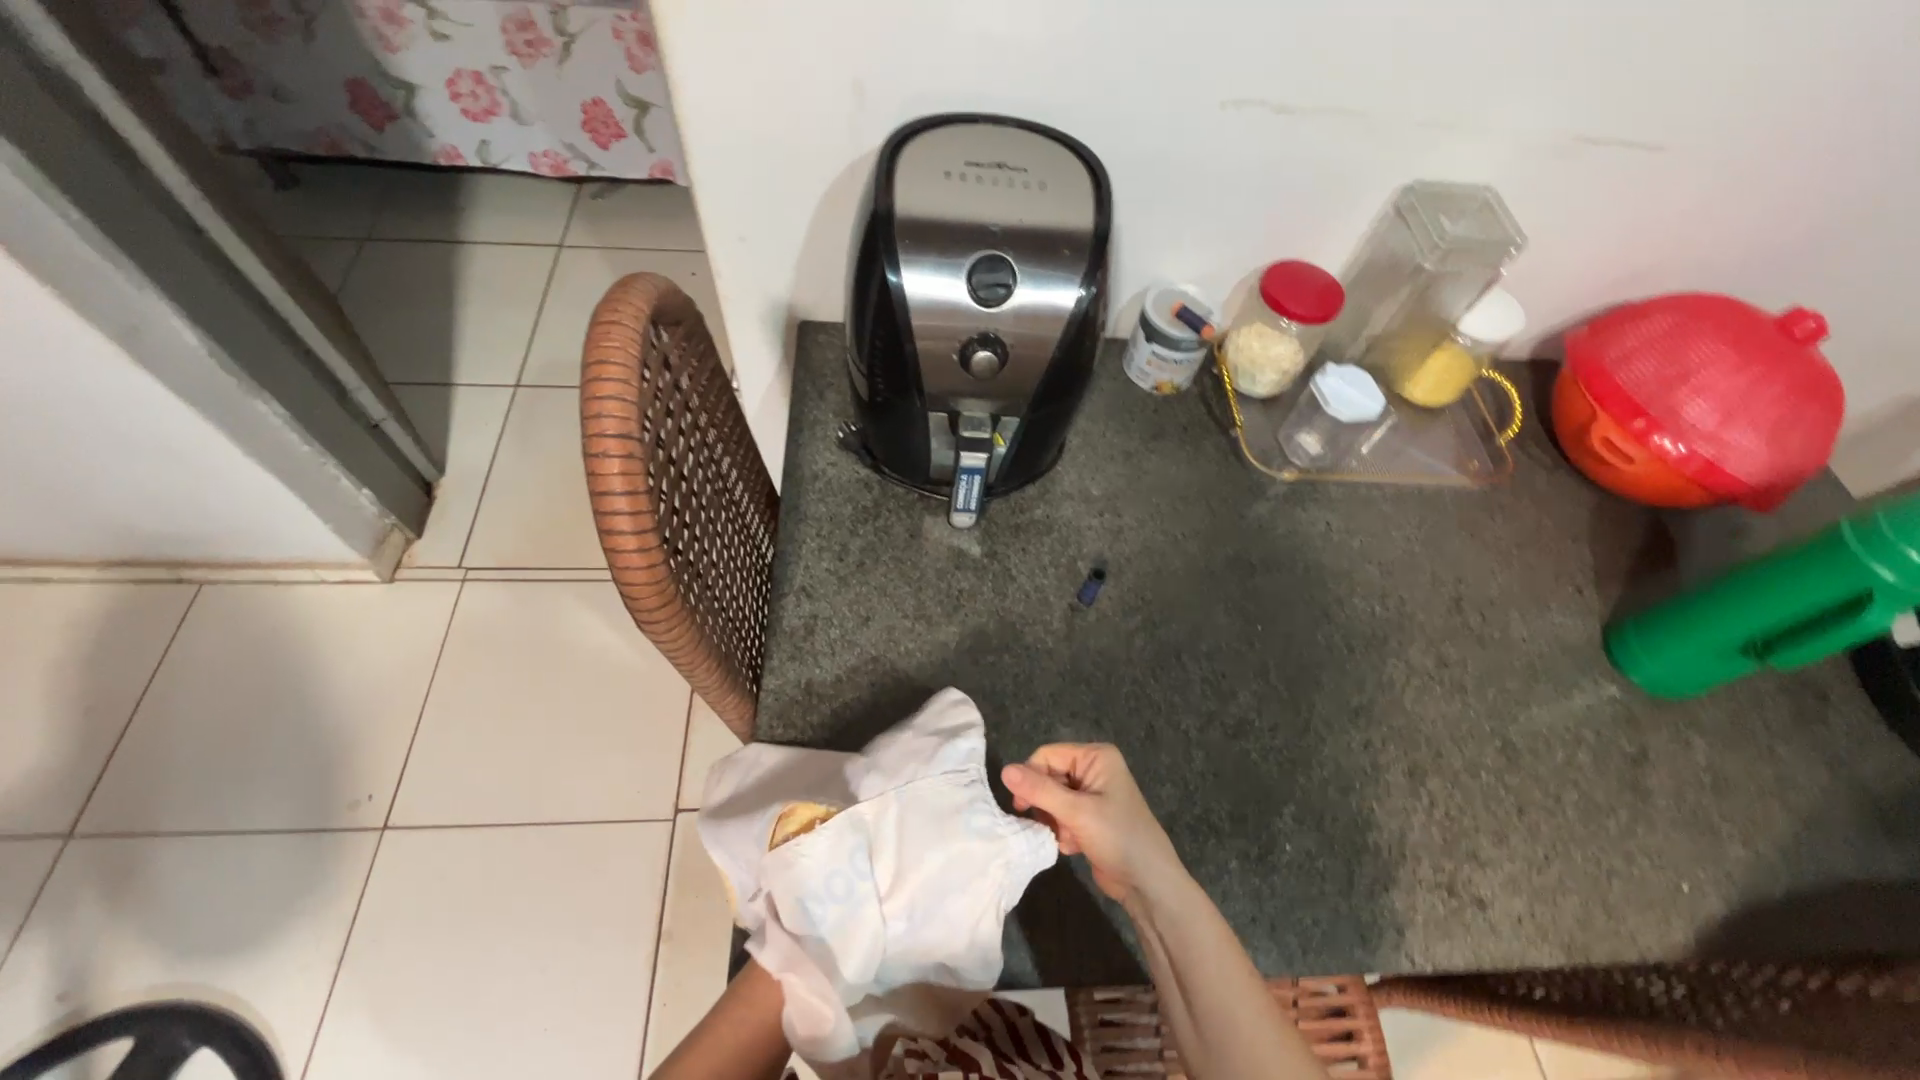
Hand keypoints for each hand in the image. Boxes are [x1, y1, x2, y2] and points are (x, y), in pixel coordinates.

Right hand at [1001, 743, 1182, 901]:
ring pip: (1052, 799)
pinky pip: (1061, 815)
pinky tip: (1073, 846)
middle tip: (1046, 825)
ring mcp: (1093, 794)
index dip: (1031, 777)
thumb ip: (1039, 790)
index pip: (1047, 755)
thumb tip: (1004, 770)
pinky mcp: (1090, 817)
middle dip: (1045, 804)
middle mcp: (1094, 769)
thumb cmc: (1117, 837)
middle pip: (1049, 777)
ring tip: (1065, 837)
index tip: (1021, 805)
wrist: (1147, 882)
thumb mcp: (1076, 812)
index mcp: (1096, 757)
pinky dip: (1062, 830)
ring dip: (1053, 820)